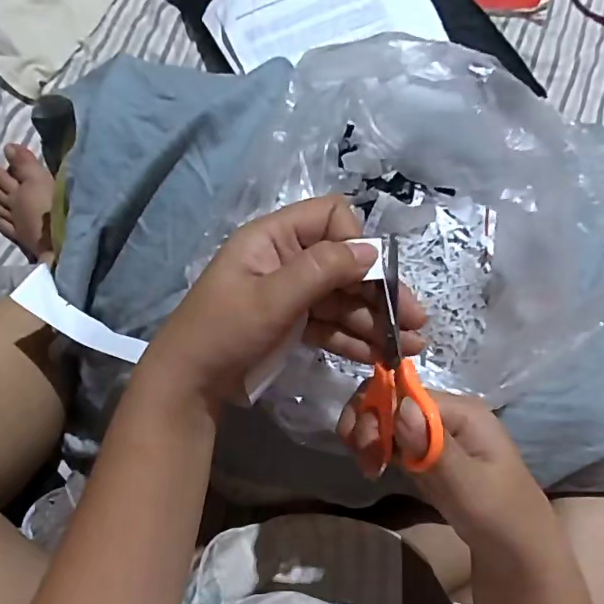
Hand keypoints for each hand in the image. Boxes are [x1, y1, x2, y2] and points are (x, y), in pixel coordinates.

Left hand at [143, 196, 425, 404]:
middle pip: (343, 264)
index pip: (330, 218)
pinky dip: (353, 338)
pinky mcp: (290, 326)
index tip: (373, 277)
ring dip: (374, 321)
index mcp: (272, 239)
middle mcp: (284, 261)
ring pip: (341, 299)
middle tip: (415, 322)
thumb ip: (321, 271)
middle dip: (379, 291)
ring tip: (409, 348)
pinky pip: (329, 325)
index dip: (355, 242)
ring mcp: (288, 296)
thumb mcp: (271, 298)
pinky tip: (380, 355)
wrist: (188, 384)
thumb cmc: (222, 332)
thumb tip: (369, 250)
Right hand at [338, 389, 543, 550]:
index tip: (365, 447)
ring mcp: (435, 431)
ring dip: (367, 437)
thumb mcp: (467, 485)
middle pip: (390, 399)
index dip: (378, 412)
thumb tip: (401, 406)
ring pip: (385, 417)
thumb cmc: (498, 515)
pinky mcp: (425, 450)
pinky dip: (375, 449)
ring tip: (368, 467)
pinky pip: (391, 438)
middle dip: (367, 423)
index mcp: (462, 411)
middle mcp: (446, 413)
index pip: (404, 393)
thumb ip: (434, 447)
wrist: (514, 547)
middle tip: (364, 460)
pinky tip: (374, 469)